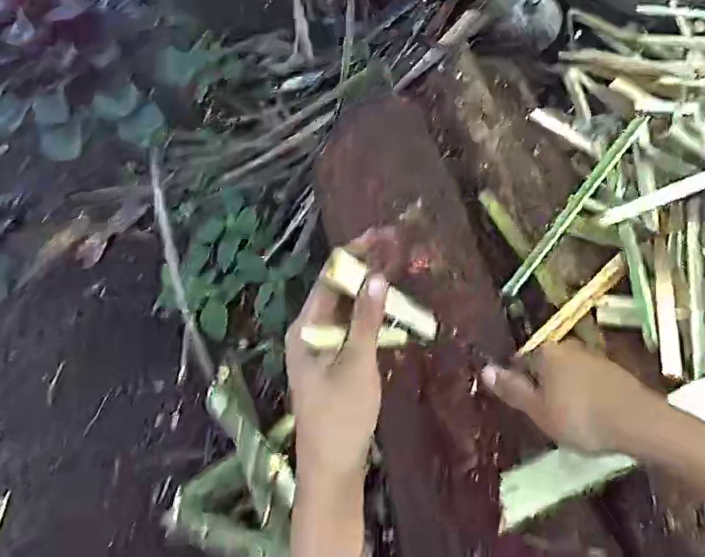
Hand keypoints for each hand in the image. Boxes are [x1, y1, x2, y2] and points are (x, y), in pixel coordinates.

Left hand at [286, 261, 388, 482]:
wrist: (332, 471)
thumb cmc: (340, 416)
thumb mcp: (357, 363)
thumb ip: (366, 318)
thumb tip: (378, 275)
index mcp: (306, 327)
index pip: (330, 275)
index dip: (356, 251)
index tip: (384, 234)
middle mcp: (310, 330)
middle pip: (339, 286)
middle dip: (367, 263)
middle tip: (397, 244)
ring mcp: (322, 345)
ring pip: (348, 304)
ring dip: (371, 284)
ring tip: (399, 263)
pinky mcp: (334, 359)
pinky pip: (352, 323)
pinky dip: (371, 309)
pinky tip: (392, 302)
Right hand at [483, 341, 667, 454]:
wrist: (635, 419)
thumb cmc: (579, 417)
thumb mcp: (539, 411)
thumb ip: (513, 390)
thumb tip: (484, 369)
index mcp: (546, 350)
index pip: (522, 360)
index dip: (520, 383)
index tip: (524, 406)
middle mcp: (568, 345)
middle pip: (547, 364)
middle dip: (544, 386)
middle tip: (545, 416)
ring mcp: (592, 355)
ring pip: (569, 372)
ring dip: (566, 391)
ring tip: (569, 420)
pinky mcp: (612, 370)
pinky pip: (588, 380)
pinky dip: (585, 394)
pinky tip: (590, 416)